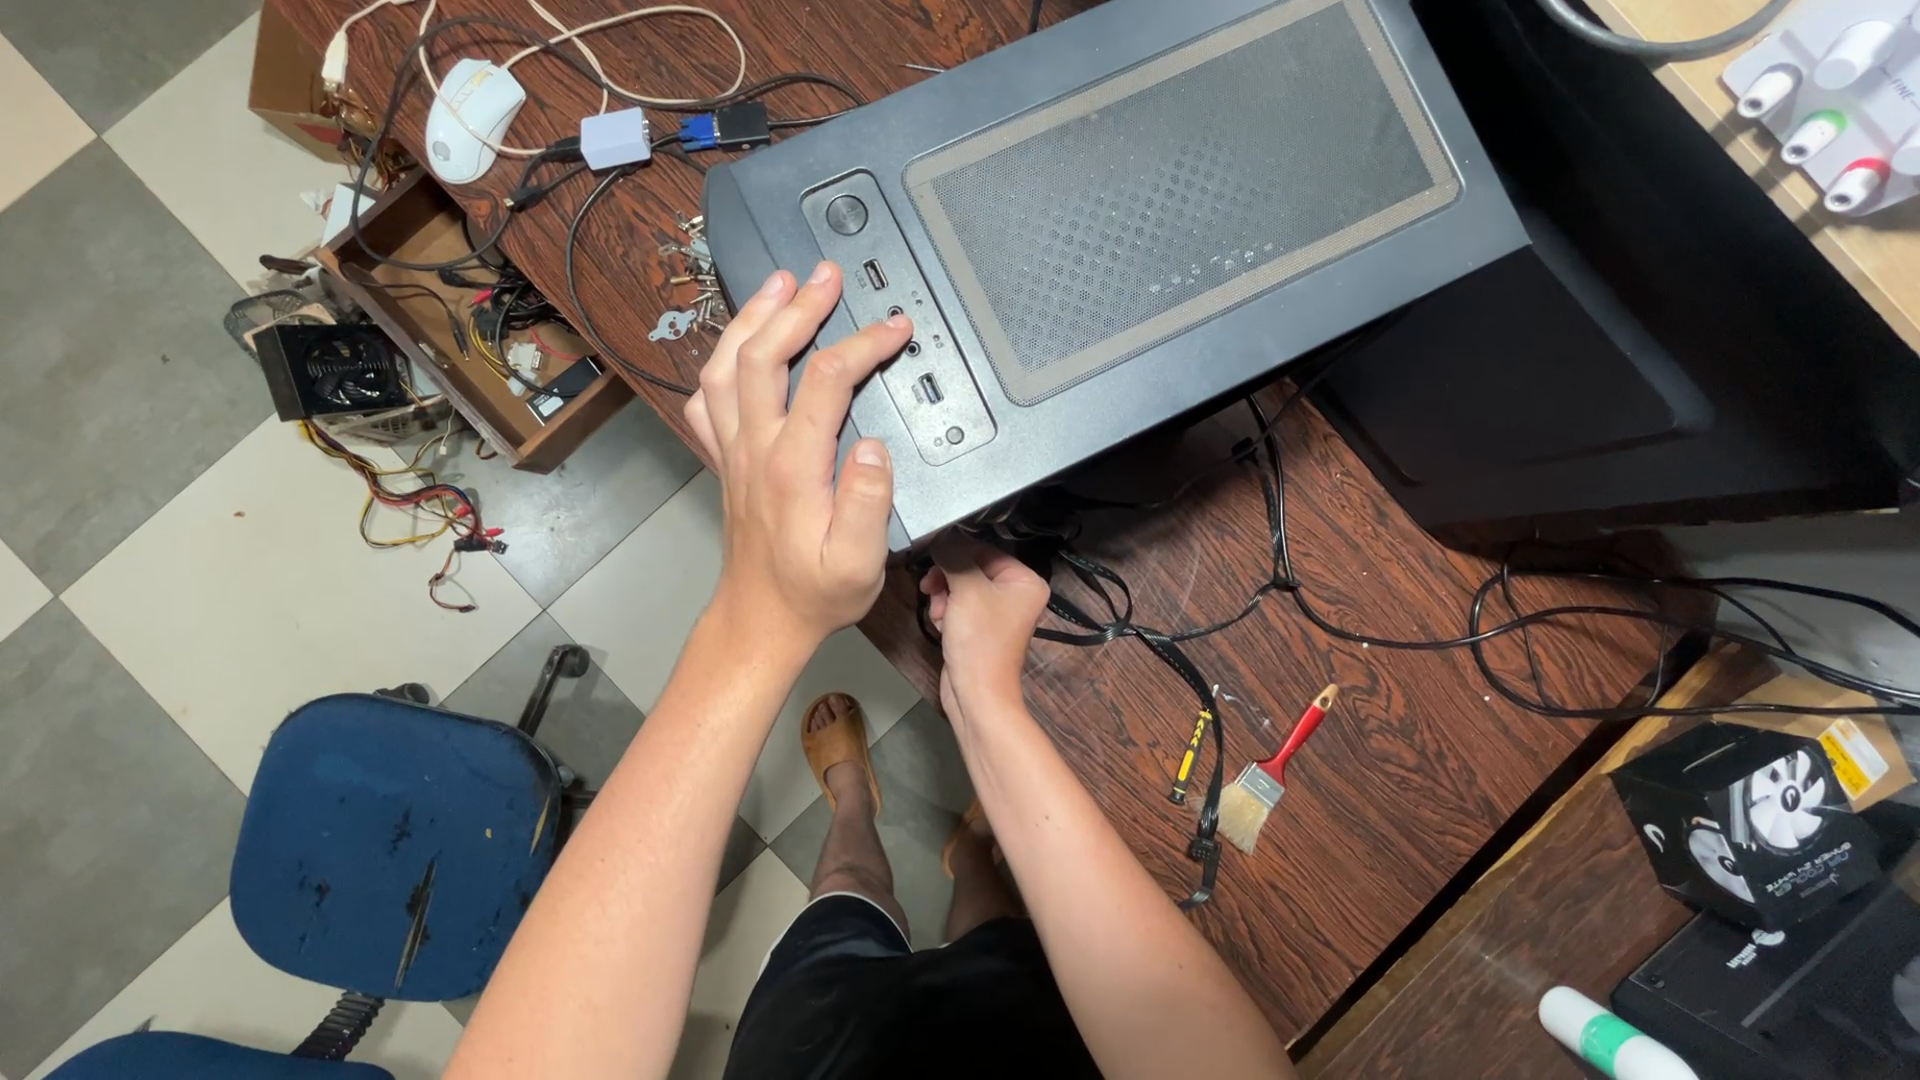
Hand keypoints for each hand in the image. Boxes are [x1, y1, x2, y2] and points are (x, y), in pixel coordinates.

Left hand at [685, 262, 913, 647]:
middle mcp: (757, 449)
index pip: (825, 380)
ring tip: (777, 284)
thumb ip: (868, 503)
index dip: (863, 343)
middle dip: (798, 306)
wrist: (762, 617)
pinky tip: (736, 346)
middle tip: (826, 275)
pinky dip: (719, 361)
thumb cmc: (812, 593)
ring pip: (726, 366)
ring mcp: (734, 451)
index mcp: (794, 467)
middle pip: (764, 355)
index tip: (895, 328)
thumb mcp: (859, 563)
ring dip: (751, 318)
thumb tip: (873, 447)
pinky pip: (708, 399)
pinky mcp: (726, 460)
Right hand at [919, 534, 1050, 724]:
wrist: (976, 693)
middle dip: (948, 579)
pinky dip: (946, 612)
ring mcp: (998, 613)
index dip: (956, 553)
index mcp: (1025, 580)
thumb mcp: (967, 590)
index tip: (932, 560)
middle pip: (971, 568)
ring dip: (943, 596)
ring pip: (961, 587)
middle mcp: (1016, 593)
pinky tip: (941, 624)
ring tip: (939, 614)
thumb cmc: (979, 640)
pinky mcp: (981, 628)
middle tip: (931, 589)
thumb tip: (941, 537)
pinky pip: (959, 607)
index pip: (985, 549)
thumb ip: (954, 557)